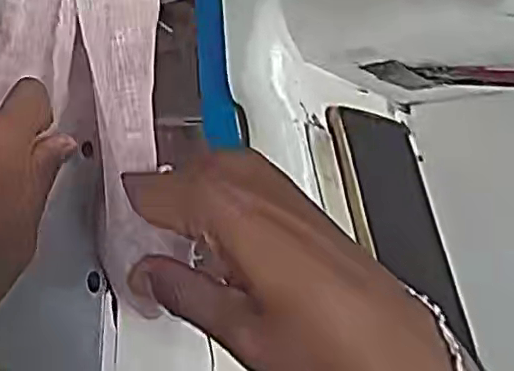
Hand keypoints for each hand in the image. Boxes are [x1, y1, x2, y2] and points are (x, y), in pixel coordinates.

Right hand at [125, 149, 459, 370]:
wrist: (399, 348)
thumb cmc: (335, 346)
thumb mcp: (243, 333)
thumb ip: (185, 293)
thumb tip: (148, 273)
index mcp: (228, 209)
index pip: (157, 186)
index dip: (130, 200)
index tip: (114, 212)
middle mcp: (250, 181)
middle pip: (181, 168)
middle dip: (158, 194)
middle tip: (141, 230)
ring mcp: (273, 181)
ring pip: (208, 164)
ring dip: (187, 189)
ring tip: (176, 233)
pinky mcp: (291, 191)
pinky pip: (236, 171)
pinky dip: (215, 189)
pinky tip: (217, 227)